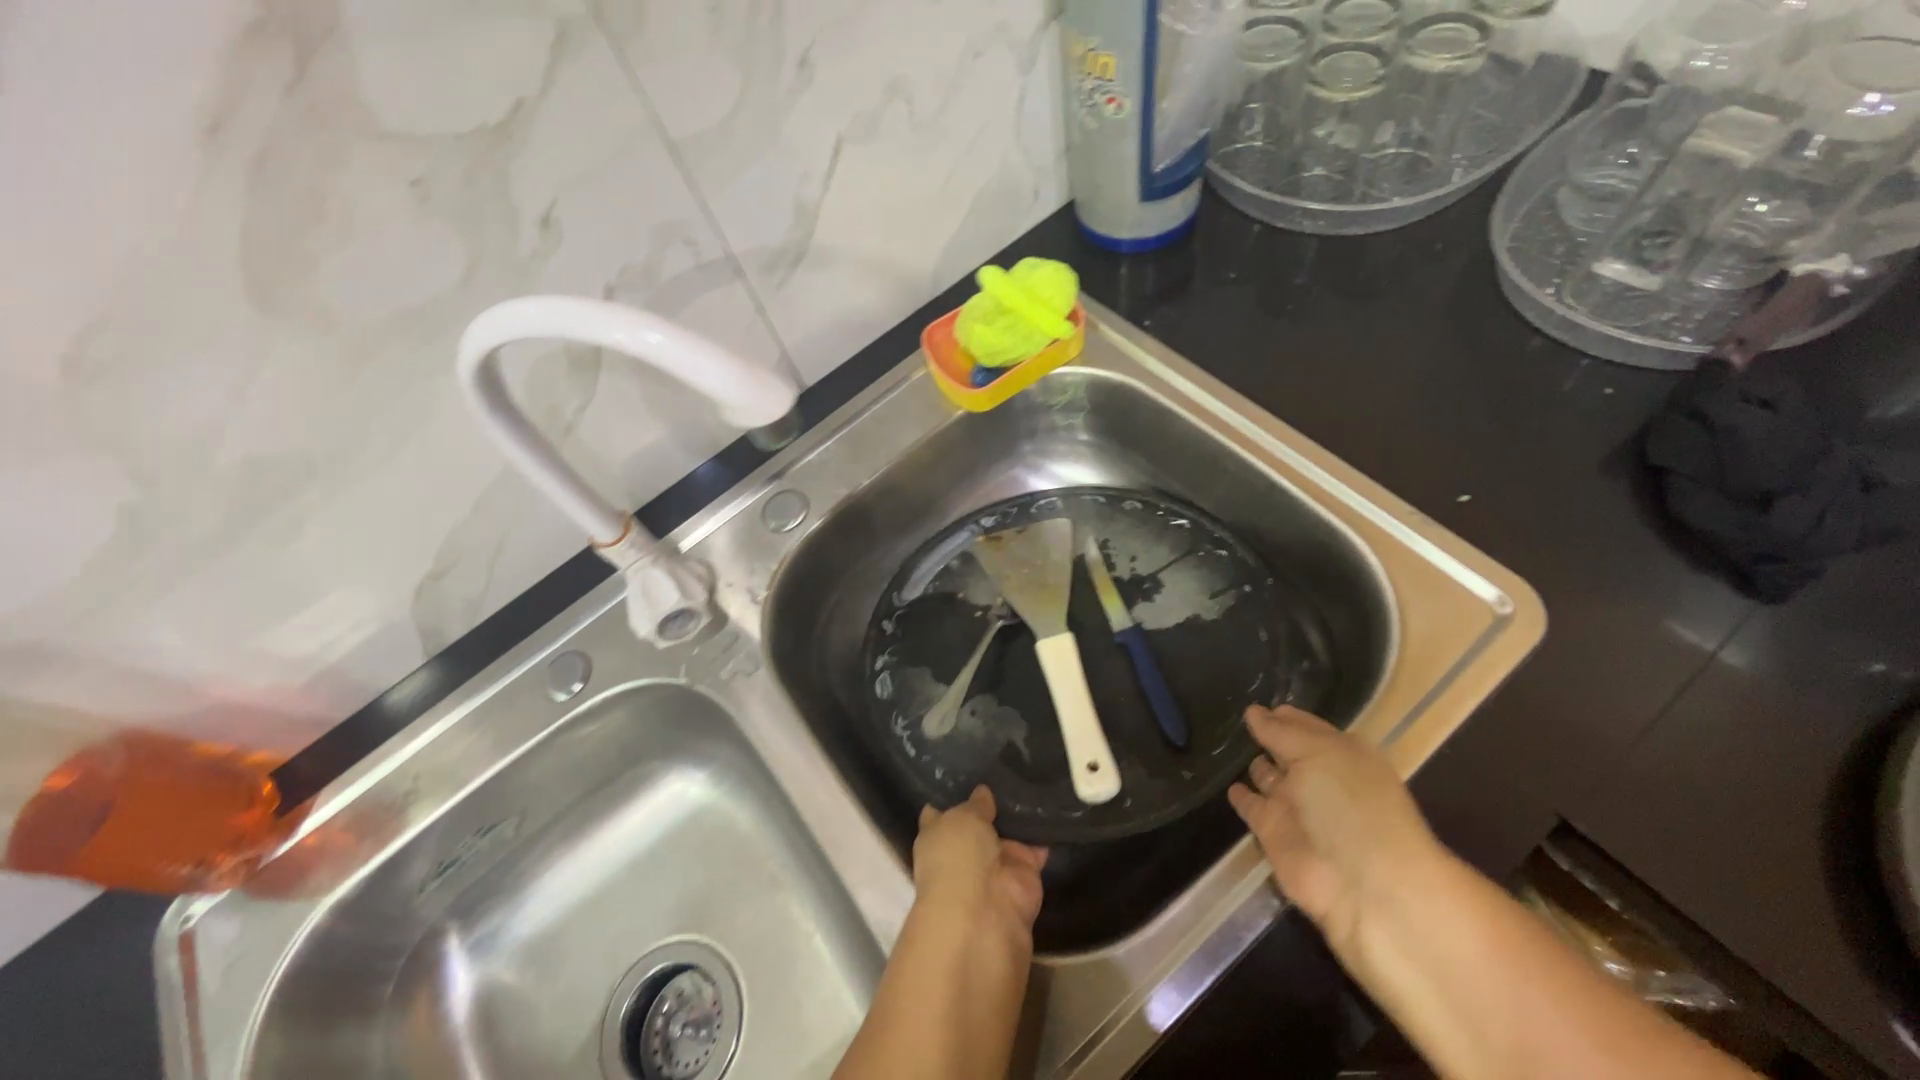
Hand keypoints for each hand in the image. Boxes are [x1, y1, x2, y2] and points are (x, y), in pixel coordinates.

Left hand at [913, 786, 1048, 950]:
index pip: (939, 813)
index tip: (964, 774)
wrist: (985, 908)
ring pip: (1009, 836)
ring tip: (1037, 781)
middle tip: (1011, 770)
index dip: (949, 796)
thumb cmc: (958, 855)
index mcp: (937, 836)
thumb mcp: (962, 818)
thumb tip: (982, 792)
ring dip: (1020, 818)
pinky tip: (1054, 809)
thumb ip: (975, 805)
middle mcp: (965, 850)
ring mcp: (995, 864)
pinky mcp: (1024, 876)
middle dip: (991, 802)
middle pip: (978, 822)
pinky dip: (1045, 837)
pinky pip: (1036, 851)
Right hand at [1227, 705, 1441, 948]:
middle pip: (1289, 751)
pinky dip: (1241, 797)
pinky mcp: (1273, 833)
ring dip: (1256, 764)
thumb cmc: (1352, 805)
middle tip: (1236, 718)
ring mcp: (1295, 807)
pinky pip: (1251, 807)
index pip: (1308, 727)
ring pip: (1269, 778)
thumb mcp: (1320, 754)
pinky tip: (1228, 784)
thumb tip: (1253, 712)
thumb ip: (1282, 733)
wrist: (1362, 883)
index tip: (1258, 703)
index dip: (1286, 716)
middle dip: (1269, 736)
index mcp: (1343, 754)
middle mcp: (1320, 778)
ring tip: (1226, 744)